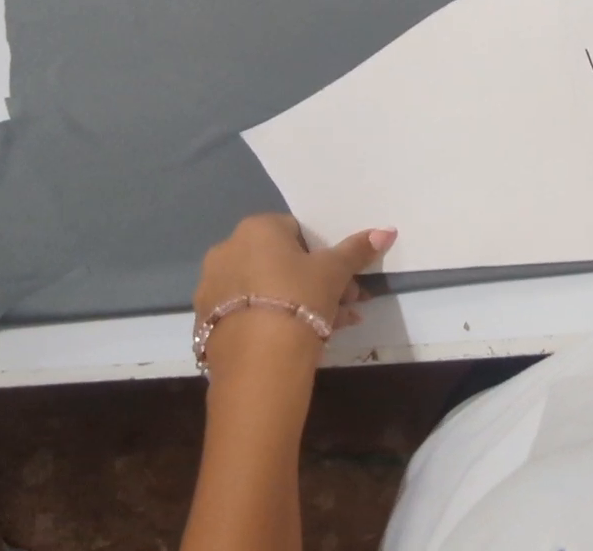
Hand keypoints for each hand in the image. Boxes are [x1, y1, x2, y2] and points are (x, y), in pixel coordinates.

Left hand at [194, 215, 396, 376]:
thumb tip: (386, 230)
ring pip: (266, 289)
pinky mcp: (206, 322)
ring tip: (335, 326)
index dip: (323, 255)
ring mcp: (212, 287)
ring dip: (300, 303)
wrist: (259, 363)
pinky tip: (302, 341)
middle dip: (316, 282)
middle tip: (346, 303)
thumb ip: (357, 250)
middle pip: (281, 262)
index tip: (342, 278)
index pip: (296, 232)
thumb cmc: (299, 299)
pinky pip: (248, 312)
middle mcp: (227, 250)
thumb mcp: (335, 272)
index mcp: (256, 229)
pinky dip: (272, 320)